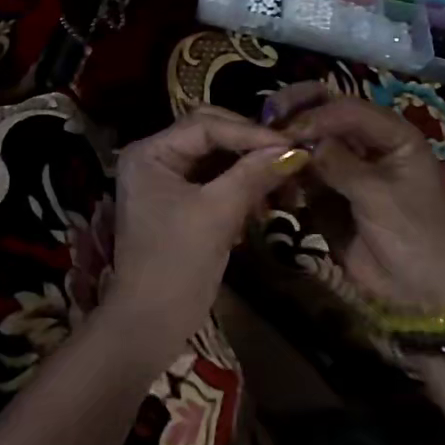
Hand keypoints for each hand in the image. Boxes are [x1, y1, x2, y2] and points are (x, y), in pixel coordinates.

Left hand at [103, 108, 297, 356]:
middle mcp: (153, 157)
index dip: (250, 132)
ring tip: (286, 182)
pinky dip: (241, 187)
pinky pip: (215, 182)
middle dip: (250, 146)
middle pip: (210, 135)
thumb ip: (253, 175)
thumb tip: (295, 149)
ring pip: (216, 159)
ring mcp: (166, 180)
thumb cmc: (177, 261)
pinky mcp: (180, 203)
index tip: (294, 144)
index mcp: (149, 152)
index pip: (205, 125)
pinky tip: (267, 202)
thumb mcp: (217, 213)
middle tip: (292, 158)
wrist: (151, 319)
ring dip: (250, 168)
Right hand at [267, 84, 444, 311]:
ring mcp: (341, 165)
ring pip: (305, 138)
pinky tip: (265, 172)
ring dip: (282, 140)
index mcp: (392, 136)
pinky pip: (296, 168)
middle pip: (323, 110)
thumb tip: (298, 140)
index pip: (346, 108)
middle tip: (266, 121)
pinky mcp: (322, 189)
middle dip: (293, 111)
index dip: (315, 115)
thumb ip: (339, 165)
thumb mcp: (380, 197)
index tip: (286, 133)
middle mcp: (364, 142)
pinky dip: (280, 167)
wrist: (421, 291)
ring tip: (258, 150)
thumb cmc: (416, 237)